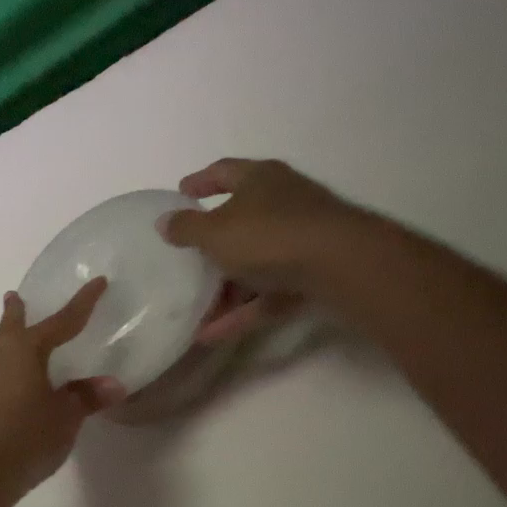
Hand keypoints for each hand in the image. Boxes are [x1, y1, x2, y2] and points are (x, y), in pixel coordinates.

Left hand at [0, 278, 125, 496]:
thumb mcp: (66, 416)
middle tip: (16, 296)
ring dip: (7, 335)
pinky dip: (6, 360)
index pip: (61, 321)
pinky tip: (11, 374)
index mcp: (26, 350)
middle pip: (11, 326)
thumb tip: (112, 385)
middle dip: (17, 310)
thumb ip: (86, 397)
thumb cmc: (27, 435)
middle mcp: (2, 358)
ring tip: (10, 330)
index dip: (82, 303)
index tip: (98, 282)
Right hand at [161, 158, 370, 341]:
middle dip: (214, 242)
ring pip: (256, 262)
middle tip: (187, 256)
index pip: (224, 172)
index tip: (181, 191)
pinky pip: (269, 293)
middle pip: (242, 219)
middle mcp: (284, 202)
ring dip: (226, 286)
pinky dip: (243, 312)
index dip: (200, 181)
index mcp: (260, 179)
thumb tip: (165, 221)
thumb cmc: (269, 235)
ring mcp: (303, 239)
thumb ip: (186, 228)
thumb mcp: (215, 232)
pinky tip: (212, 334)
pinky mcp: (314, 274)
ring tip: (195, 309)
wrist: (341, 266)